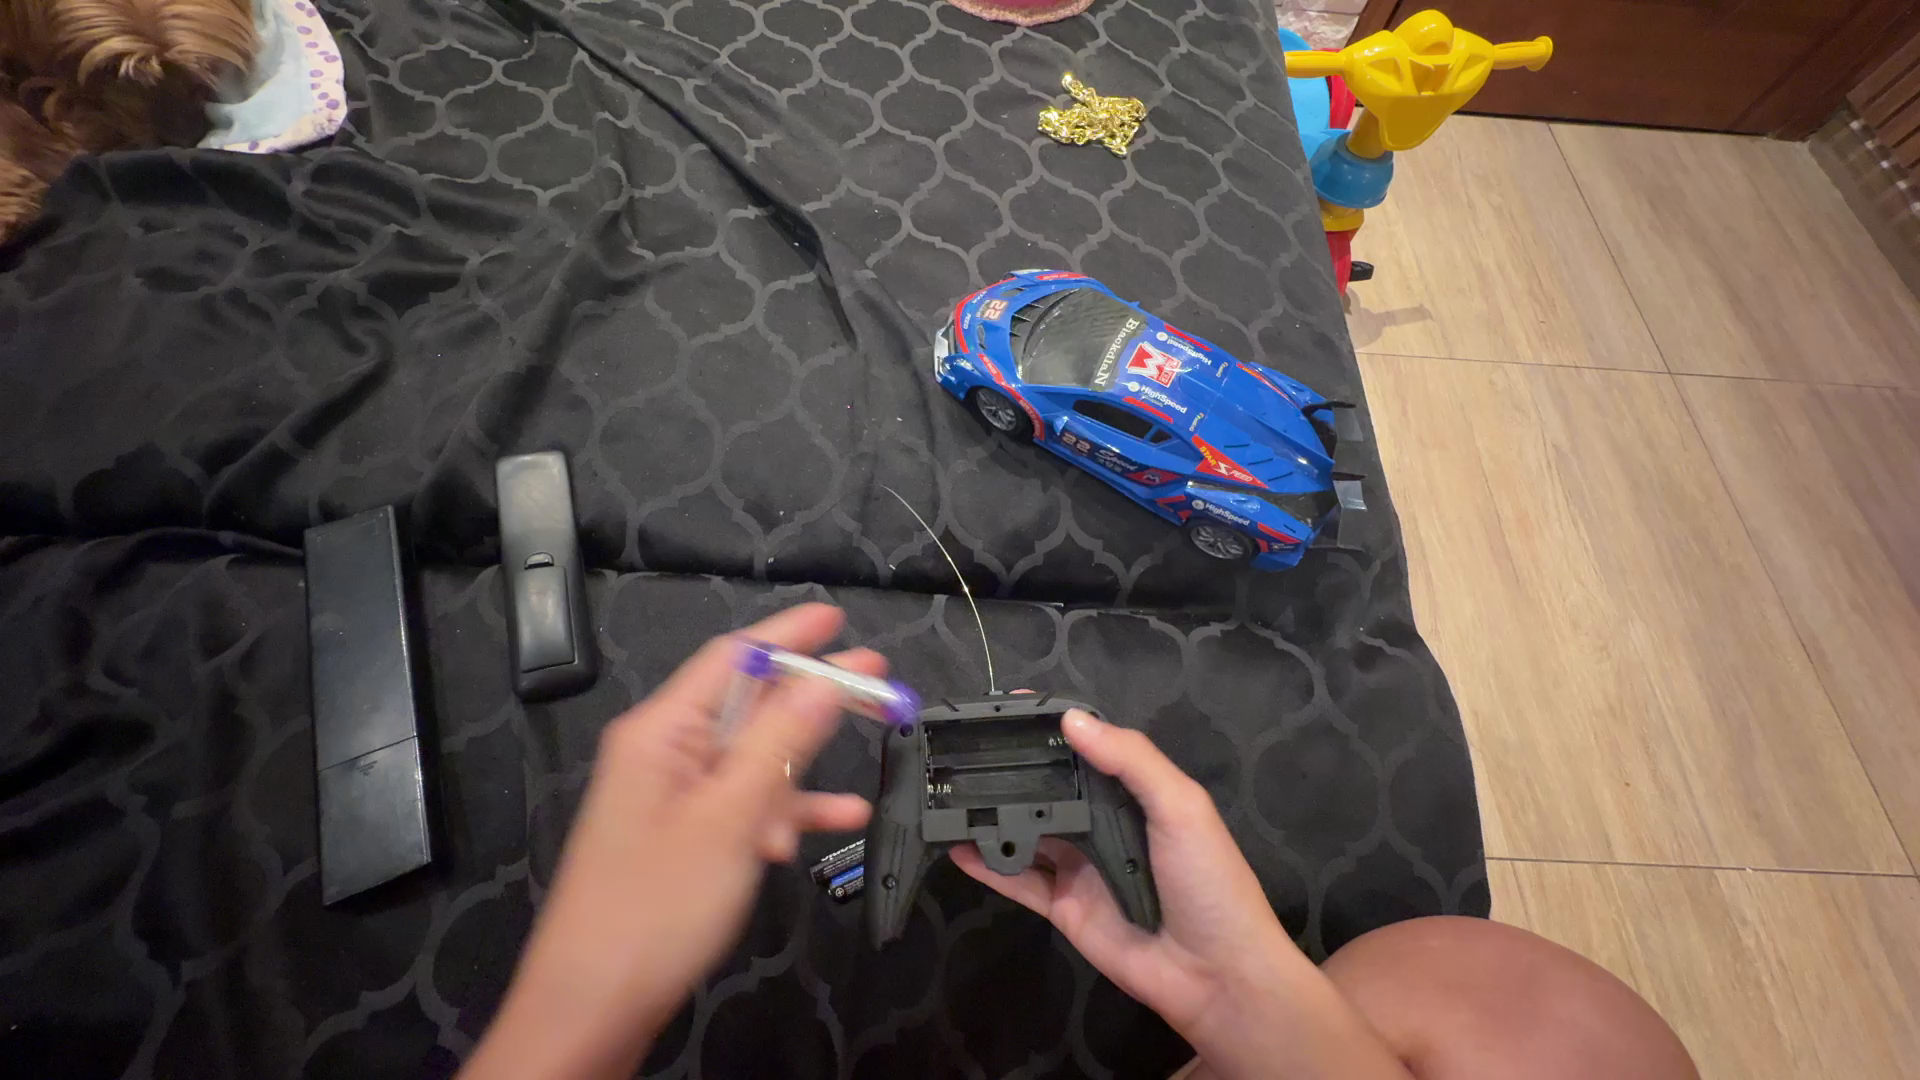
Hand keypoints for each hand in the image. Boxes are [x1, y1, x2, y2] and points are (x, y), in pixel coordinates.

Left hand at [463, 604, 878, 1079]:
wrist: (593, 1010)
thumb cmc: (653, 909)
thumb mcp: (731, 816)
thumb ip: (782, 742)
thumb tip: (825, 682)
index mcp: (663, 731)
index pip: (734, 658)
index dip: (788, 634)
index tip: (835, 619)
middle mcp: (668, 752)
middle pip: (751, 703)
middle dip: (813, 693)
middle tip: (872, 677)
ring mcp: (678, 794)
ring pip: (755, 754)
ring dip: (807, 756)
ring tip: (871, 734)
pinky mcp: (689, 832)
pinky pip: (748, 801)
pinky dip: (789, 806)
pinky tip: (839, 815)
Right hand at [952, 709, 1409, 1079]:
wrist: (1218, 976)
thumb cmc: (1206, 879)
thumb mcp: (1182, 807)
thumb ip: (1130, 759)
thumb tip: (1071, 718)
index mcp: (1130, 791)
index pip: (1083, 747)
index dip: (1049, 725)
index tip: (1005, 708)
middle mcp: (1099, 821)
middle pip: (1047, 787)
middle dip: (1009, 767)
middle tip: (961, 748)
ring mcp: (1077, 864)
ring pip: (1025, 830)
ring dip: (991, 812)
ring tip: (949, 790)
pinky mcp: (1061, 905)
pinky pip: (1017, 880)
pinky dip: (985, 864)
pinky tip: (955, 845)